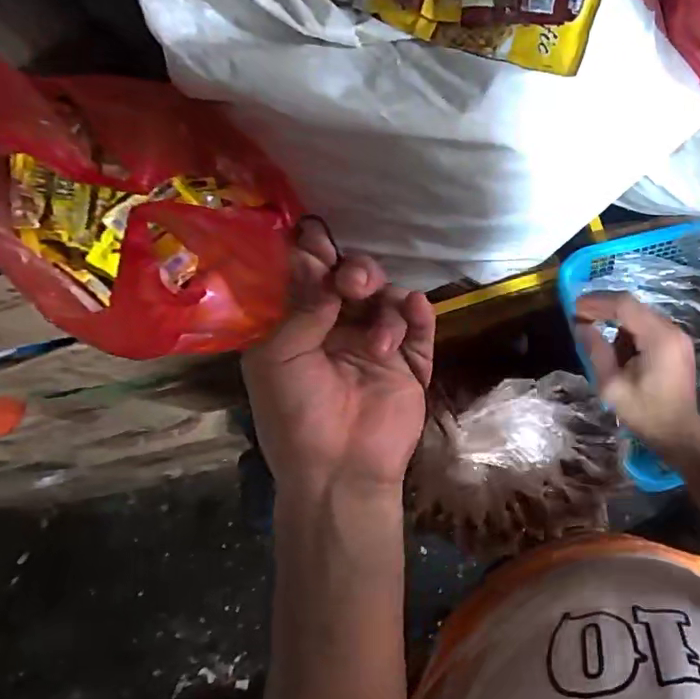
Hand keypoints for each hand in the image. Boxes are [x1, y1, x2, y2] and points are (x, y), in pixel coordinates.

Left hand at [243, 220, 435, 492]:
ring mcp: (379, 346)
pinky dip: (420, 313)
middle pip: (355, 282)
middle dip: (355, 273)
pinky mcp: (411, 364)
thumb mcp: (278, 359)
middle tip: (352, 283)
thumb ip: (303, 309)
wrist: (338, 470)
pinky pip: (421, 329)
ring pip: (388, 299)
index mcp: (303, 328)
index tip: (317, 228)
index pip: (312, 280)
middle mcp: (341, 330)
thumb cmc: (295, 414)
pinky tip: (414, 308)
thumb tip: (318, 264)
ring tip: (378, 333)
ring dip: (384, 302)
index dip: (315, 253)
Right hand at [573, 292, 699, 452]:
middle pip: (633, 307)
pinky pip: (648, 328)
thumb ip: (595, 351)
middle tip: (580, 319)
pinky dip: (630, 334)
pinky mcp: (677, 344)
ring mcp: (678, 336)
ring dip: (617, 326)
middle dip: (604, 310)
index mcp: (659, 338)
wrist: (680, 434)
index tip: (574, 308)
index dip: (597, 302)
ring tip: (604, 352)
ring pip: (640, 317)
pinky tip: (622, 357)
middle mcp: (672, 330)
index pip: (624, 305)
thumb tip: (580, 326)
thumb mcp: (612, 385)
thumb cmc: (646, 413)